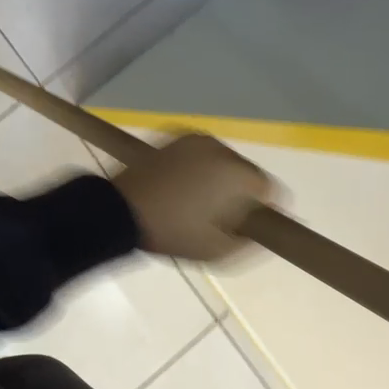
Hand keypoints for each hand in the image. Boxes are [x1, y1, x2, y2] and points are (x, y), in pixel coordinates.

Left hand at [111, 134, 274, 263]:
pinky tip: (182, 185)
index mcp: (237, 172)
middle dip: (240, 190)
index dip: (263, 208)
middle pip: (245, 171)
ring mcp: (193, 139)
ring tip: (199, 201)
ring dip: (218, 176)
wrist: (118, 210)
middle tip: (220, 216)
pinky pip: (197, 153)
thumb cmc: (171, 232)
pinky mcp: (171, 137)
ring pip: (221, 159)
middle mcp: (219, 148)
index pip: (269, 188)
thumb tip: (266, 229)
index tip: (248, 225)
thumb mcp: (218, 251)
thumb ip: (252, 242)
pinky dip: (197, 166)